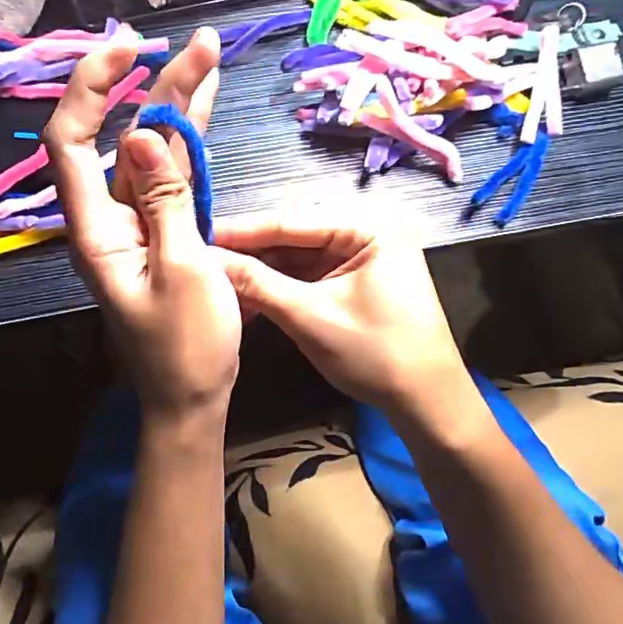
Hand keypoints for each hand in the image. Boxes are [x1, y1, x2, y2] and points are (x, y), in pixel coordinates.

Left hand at [45, 30, 239, 420]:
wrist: (191, 397)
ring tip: (209, 56)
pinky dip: (190, 144)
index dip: (90, 90)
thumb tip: (143, 133)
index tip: (126, 51)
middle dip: (154, 86)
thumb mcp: (183, 270)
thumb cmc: (187, 347)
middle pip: (121, 138)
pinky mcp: (164, 233)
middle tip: (198, 43)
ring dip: (178, 106)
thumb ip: (164, 200)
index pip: (71, 142)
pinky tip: (206, 106)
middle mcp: (109, 218)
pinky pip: (173, 179)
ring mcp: (138, 224)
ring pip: (152, 153)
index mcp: (96, 230)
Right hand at [212, 208, 466, 418]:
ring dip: (260, 271)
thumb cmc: (376, 355)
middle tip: (200, 259)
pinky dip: (279, 285)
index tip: (198, 234)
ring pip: (297, 257)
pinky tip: (244, 291)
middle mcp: (367, 231)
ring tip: (215, 276)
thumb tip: (207, 261)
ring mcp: (361, 256)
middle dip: (249, 252)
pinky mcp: (354, 279)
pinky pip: (308, 275)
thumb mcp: (310, 317)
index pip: (292, 222)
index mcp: (369, 226)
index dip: (242, 231)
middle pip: (293, 237)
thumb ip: (257, 284)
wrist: (425, 401)